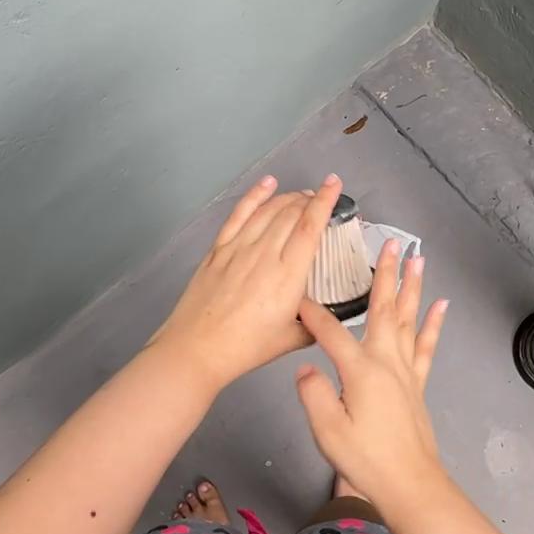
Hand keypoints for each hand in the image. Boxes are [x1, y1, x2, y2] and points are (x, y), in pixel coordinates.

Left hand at [147, 174, 341, 389]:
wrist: (198, 348)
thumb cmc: (245, 347)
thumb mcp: (292, 339)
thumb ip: (315, 324)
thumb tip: (328, 318)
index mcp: (288, 274)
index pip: (310, 226)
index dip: (325, 201)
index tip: (334, 184)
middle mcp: (265, 254)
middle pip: (291, 212)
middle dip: (309, 198)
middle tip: (320, 198)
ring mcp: (239, 248)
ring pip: (268, 210)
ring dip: (287, 197)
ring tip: (300, 195)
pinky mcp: (219, 249)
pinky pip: (239, 214)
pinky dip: (254, 196)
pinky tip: (266, 184)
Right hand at [294, 238, 451, 505]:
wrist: (409, 484)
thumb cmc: (366, 459)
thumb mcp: (327, 429)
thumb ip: (314, 393)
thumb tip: (308, 368)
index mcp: (360, 370)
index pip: (331, 332)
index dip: (313, 315)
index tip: (299, 299)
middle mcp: (387, 362)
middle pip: (385, 309)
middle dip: (385, 274)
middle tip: (391, 243)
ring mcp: (406, 371)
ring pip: (409, 319)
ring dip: (412, 287)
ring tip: (418, 259)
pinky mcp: (417, 384)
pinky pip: (427, 346)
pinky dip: (433, 324)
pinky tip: (440, 305)